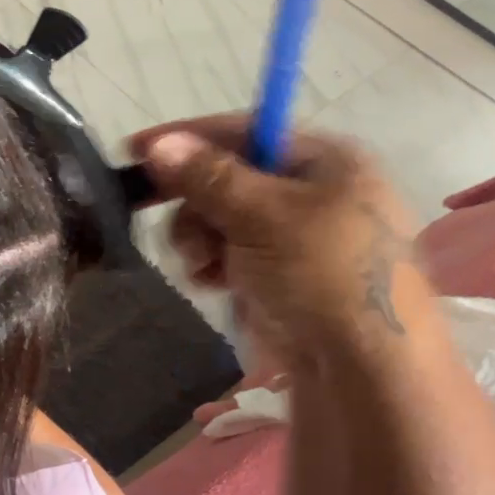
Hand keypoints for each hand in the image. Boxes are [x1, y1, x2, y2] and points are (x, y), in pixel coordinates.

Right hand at [130, 115, 416, 367]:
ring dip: (197, 240)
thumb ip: (209, 178)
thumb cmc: (323, 276)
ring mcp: (295, 233)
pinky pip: (227, 251)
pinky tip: (212, 282)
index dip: (188, 138)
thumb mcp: (263, 218)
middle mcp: (312, 189)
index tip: (133, 151)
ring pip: (218, 218)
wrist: (360, 362)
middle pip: (225, 178)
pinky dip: (211, 264)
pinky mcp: (279, 270)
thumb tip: (159, 144)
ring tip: (203, 269)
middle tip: (177, 234)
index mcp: (325, 160)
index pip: (244, 131)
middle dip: (193, 206)